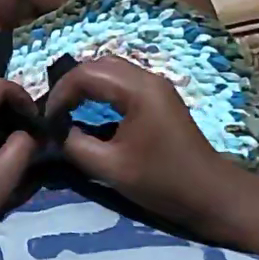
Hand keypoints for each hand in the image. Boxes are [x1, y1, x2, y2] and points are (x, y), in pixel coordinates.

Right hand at [45, 57, 258, 238]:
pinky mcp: (160, 98)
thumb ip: (76, 146)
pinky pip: (124, 82)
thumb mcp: (111, 168)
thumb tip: (55, 132)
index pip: (86, 74)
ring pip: (112, 70)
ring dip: (87, 85)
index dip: (60, 93)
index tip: (47, 119)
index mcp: (138, 90)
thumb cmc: (163, 181)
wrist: (212, 194)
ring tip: (68, 111)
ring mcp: (157, 86)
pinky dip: (103, 91)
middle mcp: (148, 78)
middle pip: (99, 65)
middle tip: (54, 112)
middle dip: (71, 84)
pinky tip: (91, 113)